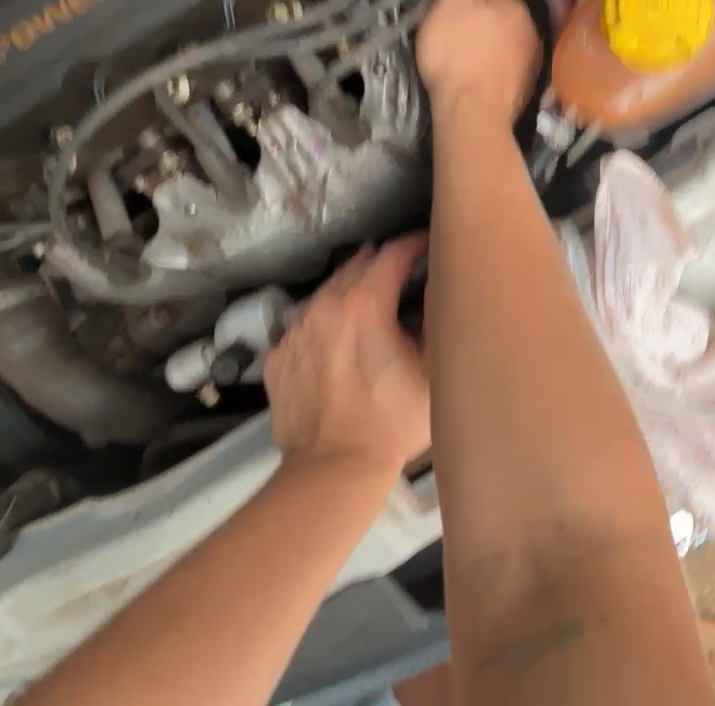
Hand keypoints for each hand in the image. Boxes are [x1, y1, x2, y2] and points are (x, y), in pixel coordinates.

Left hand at [265, 236, 431, 474]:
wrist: (332, 469)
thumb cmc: (392, 422)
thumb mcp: (434, 371)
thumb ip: (438, 319)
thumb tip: (436, 284)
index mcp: (364, 304)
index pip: (392, 254)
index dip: (415, 245)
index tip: (430, 246)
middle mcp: (324, 307)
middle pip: (356, 266)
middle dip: (383, 262)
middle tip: (406, 269)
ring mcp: (294, 331)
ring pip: (327, 293)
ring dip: (352, 290)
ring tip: (373, 302)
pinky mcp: (277, 356)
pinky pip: (306, 324)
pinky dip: (326, 322)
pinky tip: (341, 339)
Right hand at [416, 0, 540, 124]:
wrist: (473, 109)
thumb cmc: (456, 54)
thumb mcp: (449, 9)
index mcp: (512, 4)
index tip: (453, 7)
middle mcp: (529, 27)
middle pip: (504, 14)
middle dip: (486, 19)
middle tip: (459, 31)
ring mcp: (532, 58)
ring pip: (509, 40)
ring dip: (494, 43)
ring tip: (470, 55)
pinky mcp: (527, 85)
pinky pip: (509, 65)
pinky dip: (498, 66)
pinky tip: (482, 74)